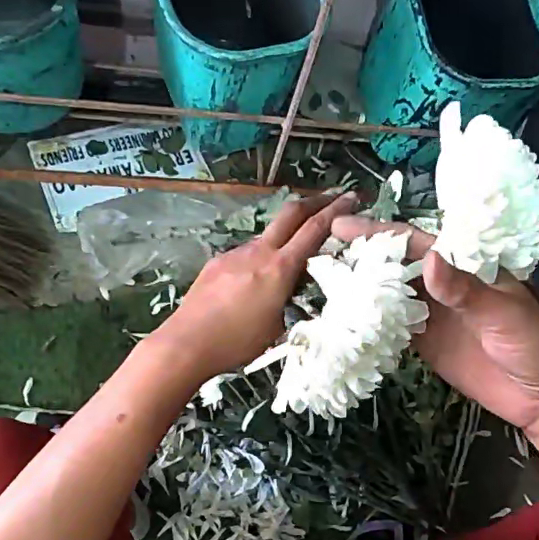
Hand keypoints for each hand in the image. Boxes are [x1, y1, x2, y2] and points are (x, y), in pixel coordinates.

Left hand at [153, 193, 355, 380]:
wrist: (186, 343)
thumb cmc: (236, 343)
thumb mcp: (277, 327)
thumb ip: (289, 299)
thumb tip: (293, 287)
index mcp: (279, 268)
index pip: (314, 229)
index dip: (335, 210)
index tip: (351, 196)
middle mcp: (258, 252)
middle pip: (291, 213)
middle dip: (315, 201)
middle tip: (333, 197)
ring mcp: (234, 254)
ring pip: (267, 235)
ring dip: (285, 234)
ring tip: (293, 251)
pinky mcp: (217, 263)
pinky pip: (246, 253)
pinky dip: (260, 256)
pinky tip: (255, 278)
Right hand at [331, 215, 538, 440]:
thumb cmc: (537, 348)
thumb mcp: (505, 316)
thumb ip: (466, 290)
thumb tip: (427, 259)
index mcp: (466, 266)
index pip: (414, 242)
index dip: (378, 233)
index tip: (341, 225)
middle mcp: (443, 285)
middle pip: (394, 264)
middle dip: (359, 255)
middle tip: (317, 251)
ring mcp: (432, 314)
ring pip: (389, 293)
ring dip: (358, 286)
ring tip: (319, 279)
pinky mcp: (425, 343)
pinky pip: (392, 326)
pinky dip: (369, 321)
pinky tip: (342, 318)